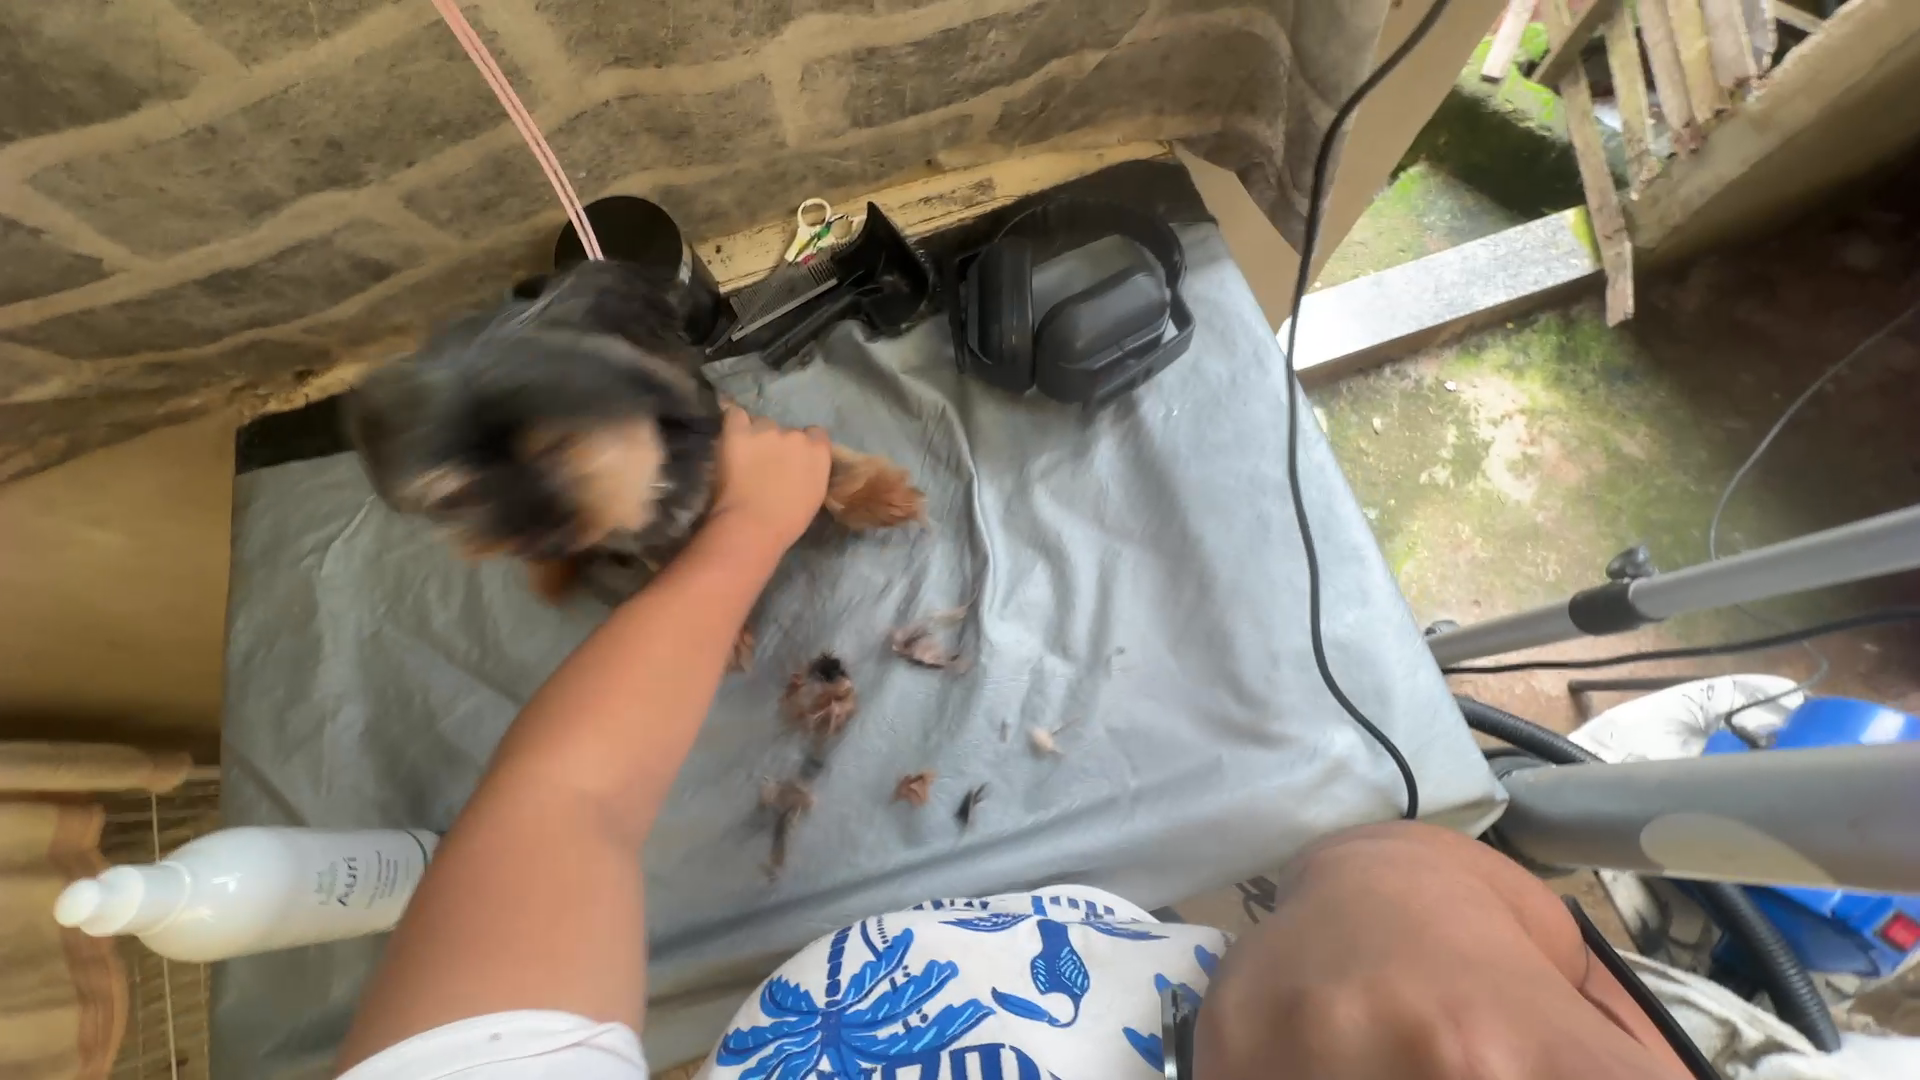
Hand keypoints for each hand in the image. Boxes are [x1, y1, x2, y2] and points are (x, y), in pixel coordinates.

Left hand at [704, 406, 830, 557]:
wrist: (753, 525)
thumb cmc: (788, 520)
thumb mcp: (815, 494)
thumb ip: (812, 471)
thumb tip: (802, 466)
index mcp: (818, 450)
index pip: (815, 433)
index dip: (804, 445)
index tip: (795, 460)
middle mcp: (795, 435)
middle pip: (788, 430)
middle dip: (779, 443)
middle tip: (767, 464)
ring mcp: (766, 430)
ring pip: (762, 425)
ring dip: (757, 436)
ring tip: (746, 458)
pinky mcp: (738, 432)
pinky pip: (736, 416)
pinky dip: (735, 424)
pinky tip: (732, 439)